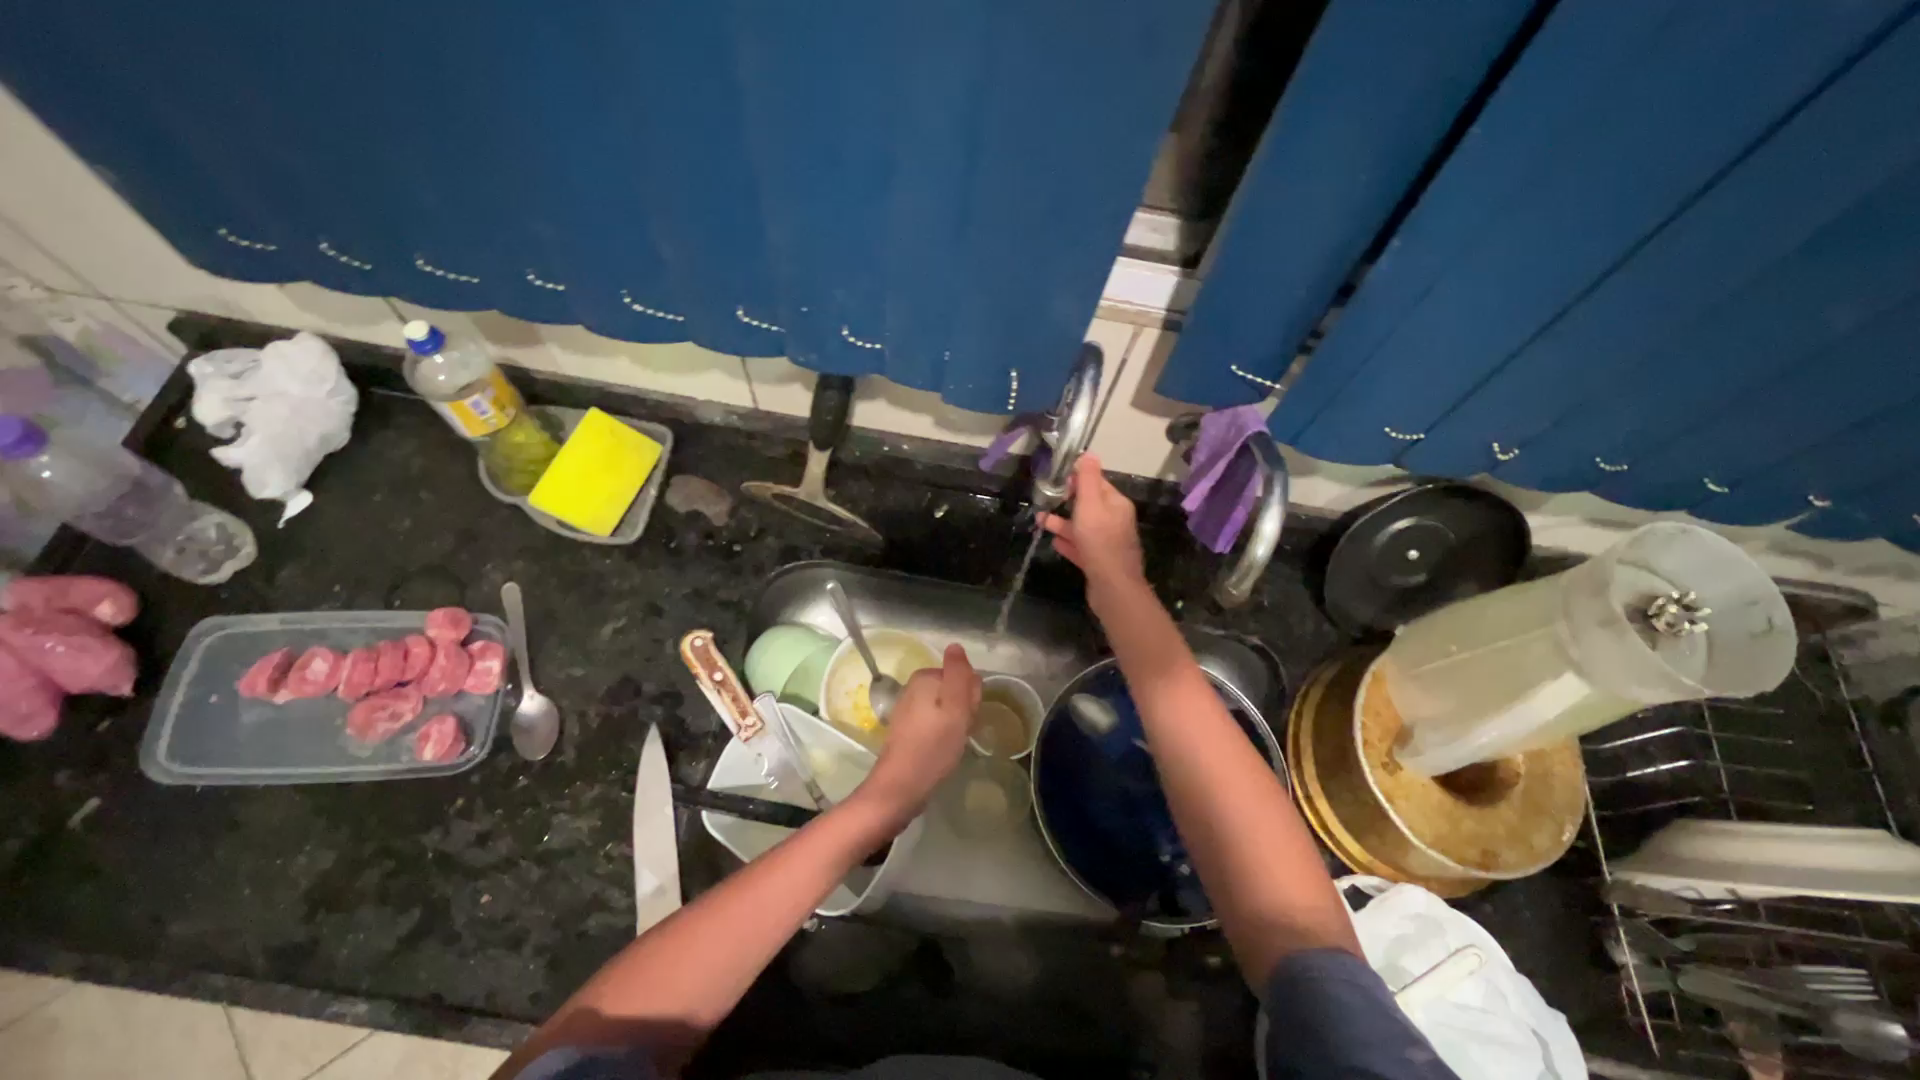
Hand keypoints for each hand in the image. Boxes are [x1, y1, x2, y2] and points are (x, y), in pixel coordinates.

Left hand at [855, 644, 980, 822]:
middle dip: (964, 710)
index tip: (968, 717)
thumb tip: (955, 646)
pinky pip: (936, 723)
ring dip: (956, 724)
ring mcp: (909, 709)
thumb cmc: (933, 746)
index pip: (964, 677)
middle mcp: (913, 688)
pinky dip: (944, 734)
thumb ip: (958, 674)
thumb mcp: (955, 707)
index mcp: (925, 678)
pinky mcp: (908, 730)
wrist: (901, 786)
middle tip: (960, 731)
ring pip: (947, 708)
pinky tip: (943, 750)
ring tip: (953, 743)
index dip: (972, 698)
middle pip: (954, 691)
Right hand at [1038, 454, 1144, 592]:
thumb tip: (1089, 454)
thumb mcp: (1091, 504)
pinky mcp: (1099, 562)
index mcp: (1116, 504)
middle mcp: (1115, 521)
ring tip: (1040, 520)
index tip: (1057, 477)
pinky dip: (1068, 542)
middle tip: (1046, 497)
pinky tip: (1055, 542)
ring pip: (1083, 527)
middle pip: (1089, 505)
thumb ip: (1088, 479)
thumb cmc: (1100, 541)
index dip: (1078, 478)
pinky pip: (1081, 547)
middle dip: (1068, 501)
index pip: (1097, 483)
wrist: (1112, 587)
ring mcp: (1107, 543)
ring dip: (1062, 523)